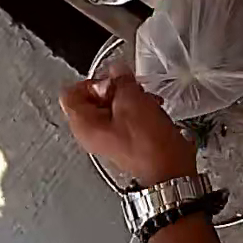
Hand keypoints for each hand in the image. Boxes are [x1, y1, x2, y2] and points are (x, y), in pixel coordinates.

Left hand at [61, 73, 196, 184]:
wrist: (171, 172)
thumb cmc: (148, 145)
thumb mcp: (133, 101)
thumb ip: (121, 81)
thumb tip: (117, 69)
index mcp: (83, 124)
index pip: (71, 92)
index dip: (93, 81)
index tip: (112, 81)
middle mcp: (91, 133)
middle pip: (93, 98)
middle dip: (115, 89)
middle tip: (131, 90)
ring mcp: (108, 139)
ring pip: (111, 106)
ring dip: (130, 98)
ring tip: (147, 100)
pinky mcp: (125, 142)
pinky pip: (125, 118)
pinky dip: (138, 110)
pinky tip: (153, 110)